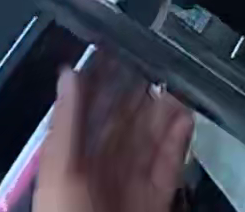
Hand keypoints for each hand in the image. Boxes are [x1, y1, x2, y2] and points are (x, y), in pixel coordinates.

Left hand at [34, 58, 193, 211]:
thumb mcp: (59, 177)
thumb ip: (65, 125)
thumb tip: (68, 72)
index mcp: (72, 161)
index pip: (90, 111)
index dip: (106, 79)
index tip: (122, 48)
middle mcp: (101, 170)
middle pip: (123, 121)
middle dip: (140, 91)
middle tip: (157, 58)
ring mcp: (130, 188)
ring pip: (149, 140)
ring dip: (163, 111)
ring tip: (177, 81)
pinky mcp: (155, 204)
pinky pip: (168, 167)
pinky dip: (178, 141)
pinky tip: (185, 116)